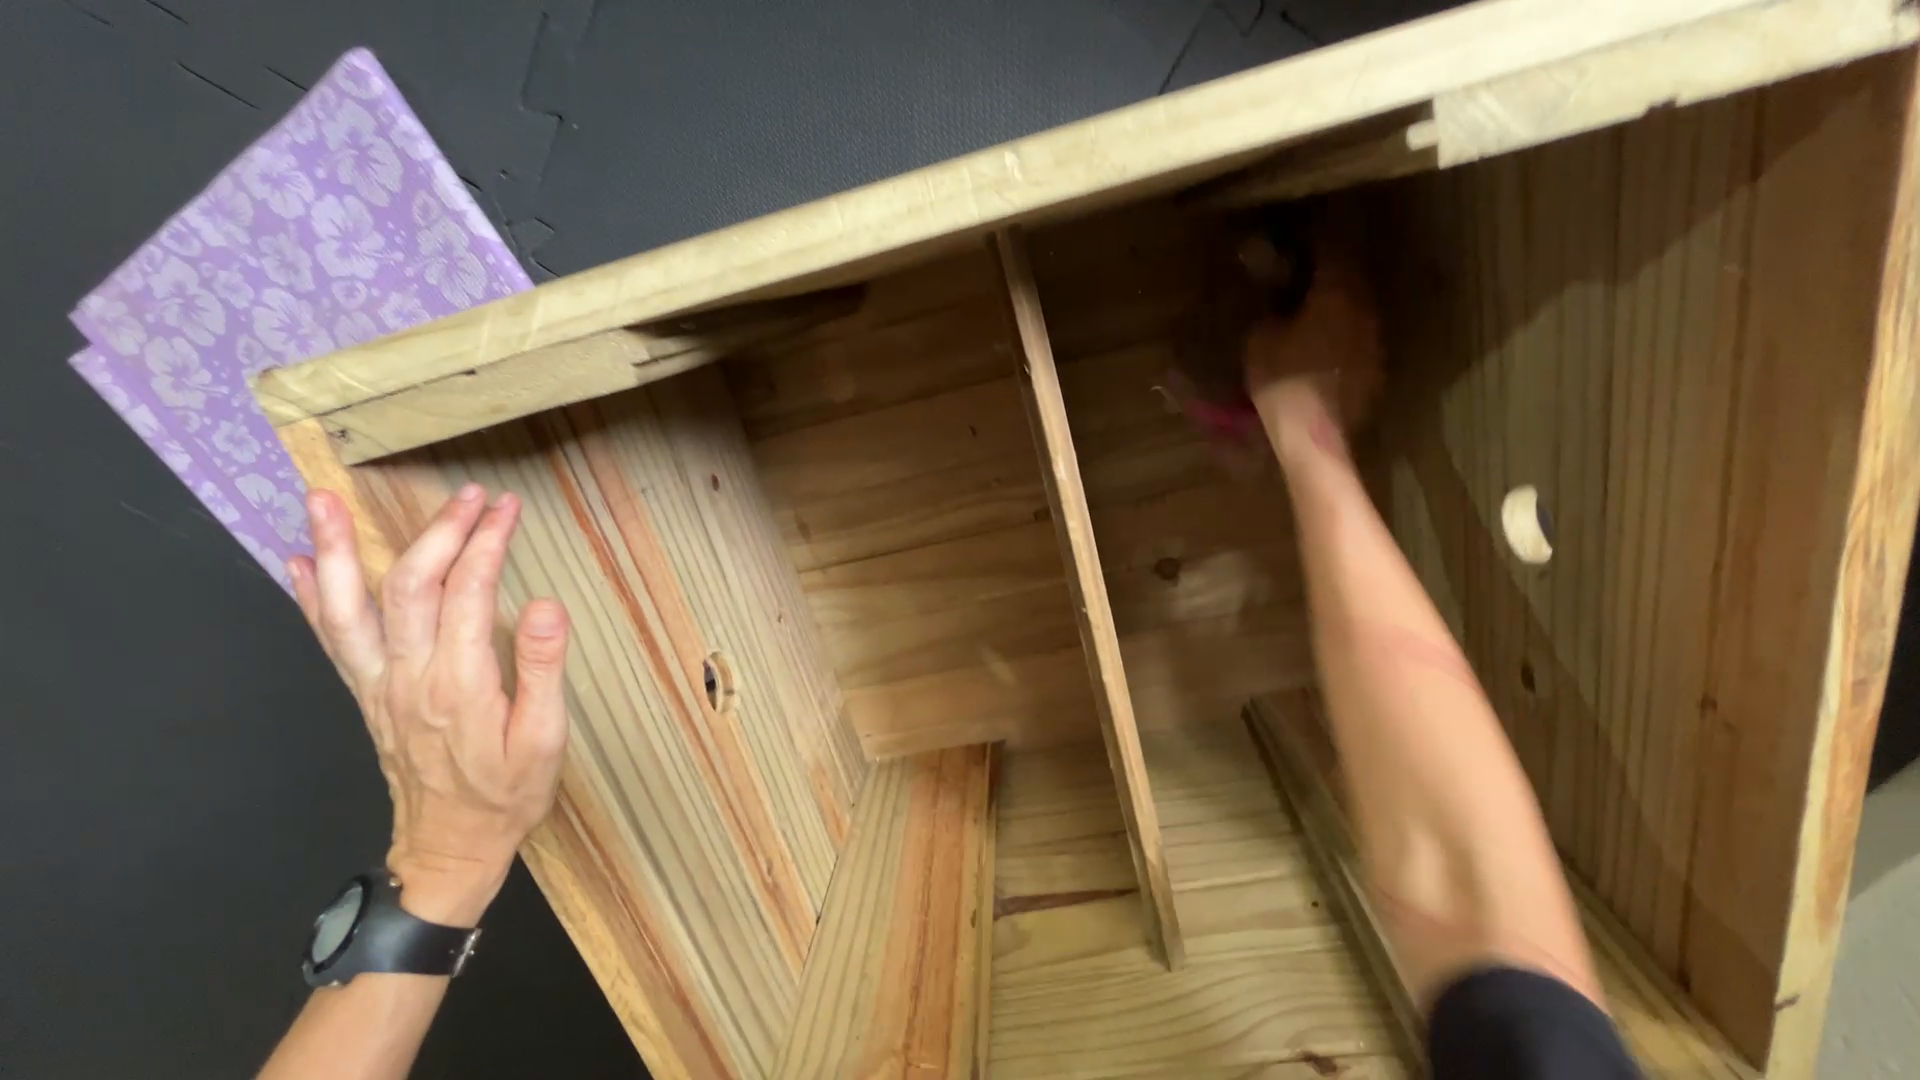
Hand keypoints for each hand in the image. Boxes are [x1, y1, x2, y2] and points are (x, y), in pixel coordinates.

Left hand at [288, 485, 570, 926]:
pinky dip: (311, 598)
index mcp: (459, 683)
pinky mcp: (367, 697)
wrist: (451, 848)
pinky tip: (298, 565)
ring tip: (321, 502)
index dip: (487, 543)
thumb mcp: (545, 738)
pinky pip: (332, 640)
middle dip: (440, 531)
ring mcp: (378, 685)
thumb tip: (545, 604)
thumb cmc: (508, 794)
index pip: (468, 592)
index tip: (508, 508)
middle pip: (410, 585)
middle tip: (469, 494)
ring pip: (348, 607)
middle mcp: (408, 676)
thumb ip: (543, 669)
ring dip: (334, 551)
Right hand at [1243, 252, 1382, 462]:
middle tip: (1302, 270)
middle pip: (1349, 276)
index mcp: (1338, 292)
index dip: (1316, 235)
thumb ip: (1270, 312)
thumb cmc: (1283, 382)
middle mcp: (1366, 308)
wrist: (1314, 438)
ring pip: (1356, 308)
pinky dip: (1340, 334)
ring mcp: (1375, 340)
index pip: (1333, 246)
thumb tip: (1276, 301)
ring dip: (1336, 304)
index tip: (1300, 230)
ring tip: (1310, 308)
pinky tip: (1321, 347)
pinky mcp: (1375, 368)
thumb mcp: (1260, 340)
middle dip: (1327, 270)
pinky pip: (1356, 338)